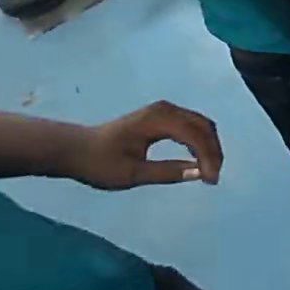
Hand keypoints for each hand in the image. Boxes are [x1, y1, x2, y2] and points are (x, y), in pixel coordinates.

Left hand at [68, 100, 223, 189]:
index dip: (208, 157)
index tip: (211, 181)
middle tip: (214, 177)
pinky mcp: (163, 115)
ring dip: (209, 146)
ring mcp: (165, 110)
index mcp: (158, 119)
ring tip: (209, 171)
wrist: (76, 149)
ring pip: (201, 124)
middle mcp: (166, 109)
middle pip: (204, 126)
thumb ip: (167, 173)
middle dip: (213, 151)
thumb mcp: (131, 174)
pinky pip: (192, 125)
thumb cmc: (99, 163)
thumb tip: (199, 173)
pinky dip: (200, 141)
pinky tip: (198, 159)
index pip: (195, 135)